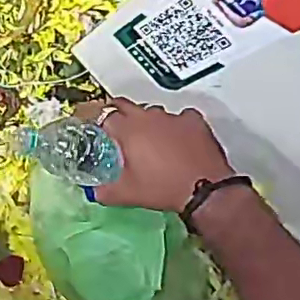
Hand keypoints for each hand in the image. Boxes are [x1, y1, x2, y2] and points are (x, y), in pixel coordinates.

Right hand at [87, 99, 237, 211]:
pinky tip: (179, 139)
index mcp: (128, 130)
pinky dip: (176, 125)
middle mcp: (148, 117)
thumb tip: (94, 192)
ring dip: (147, 121)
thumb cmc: (162, 188)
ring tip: (151, 140)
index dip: (101, 124)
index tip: (101, 134)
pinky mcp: (194, 120)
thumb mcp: (127, 193)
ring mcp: (173, 116)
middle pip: (125, 105)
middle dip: (119, 114)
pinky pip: (180, 117)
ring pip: (153, 111)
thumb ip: (105, 191)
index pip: (105, 116)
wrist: (205, 190)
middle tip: (118, 131)